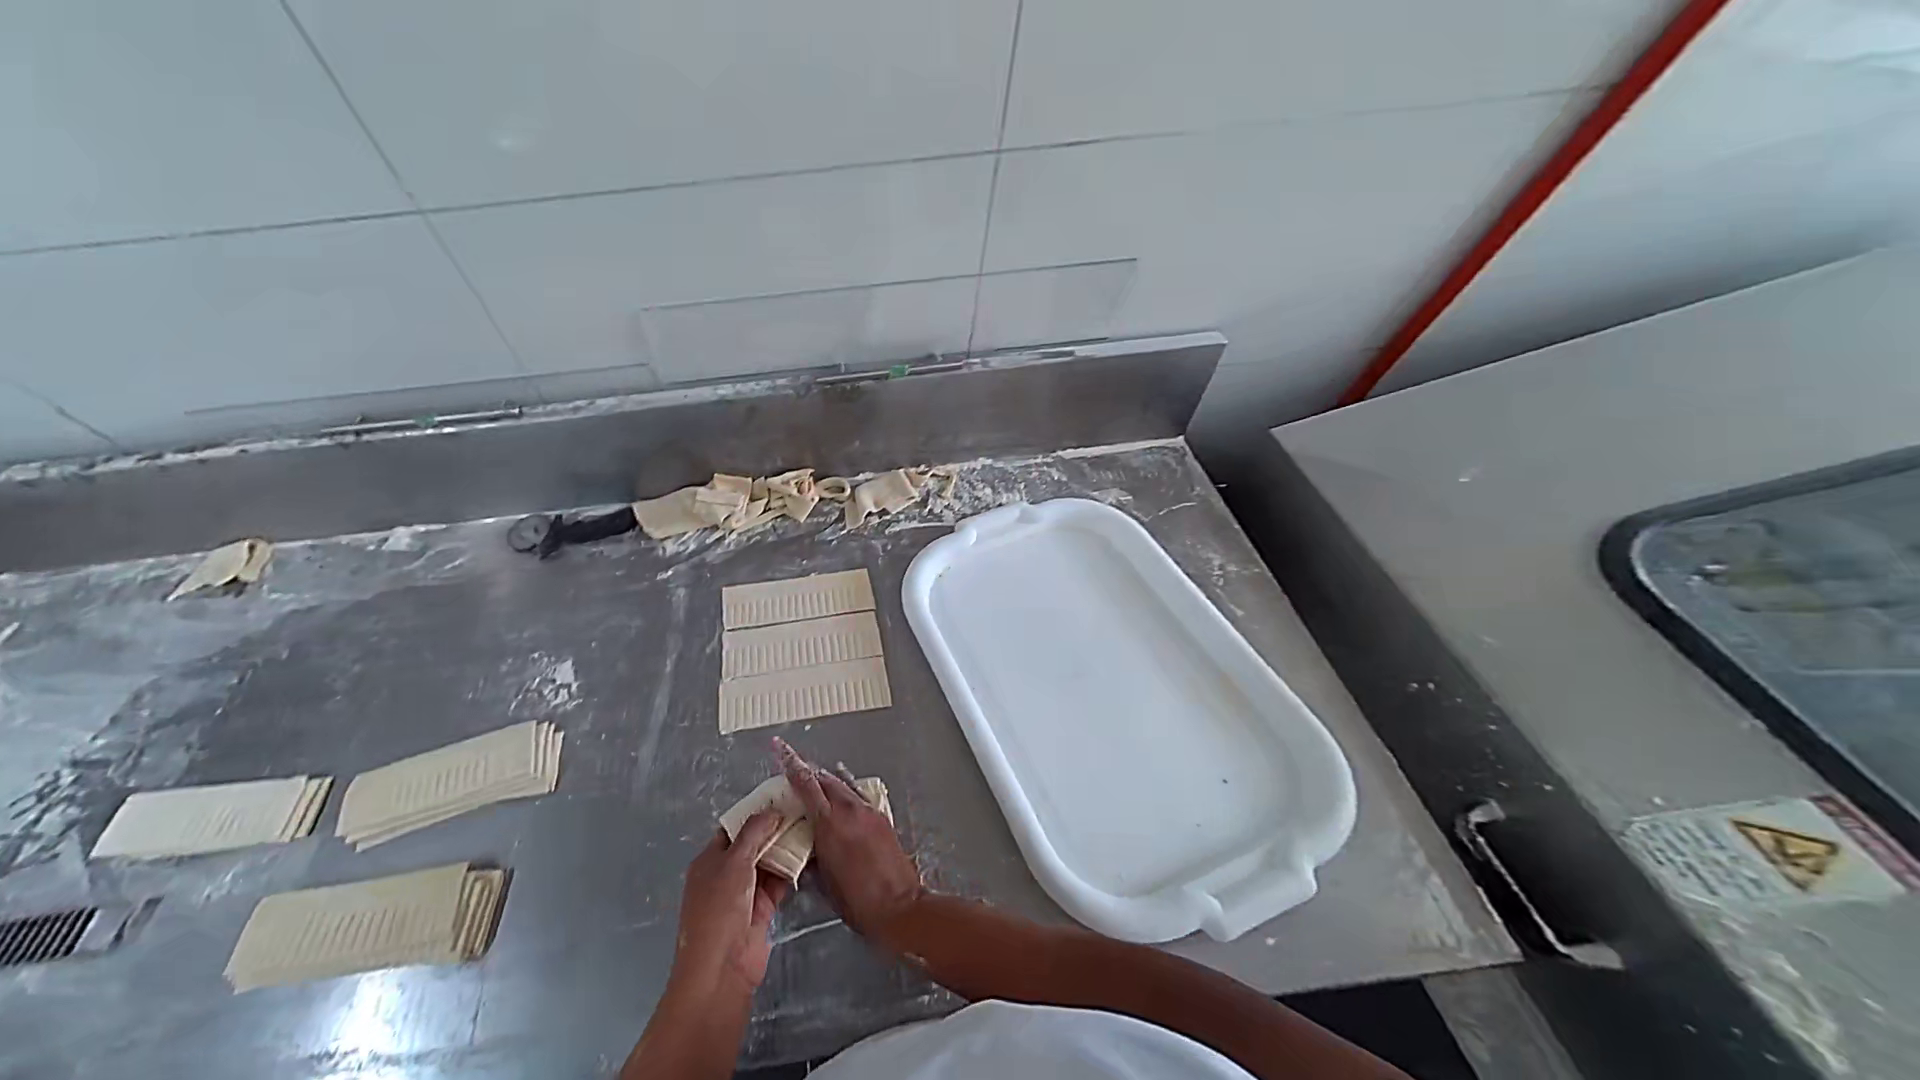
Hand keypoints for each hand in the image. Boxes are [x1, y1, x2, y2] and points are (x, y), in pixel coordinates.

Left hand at [671, 812, 791, 991]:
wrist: (721, 968)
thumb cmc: (720, 909)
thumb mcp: (734, 862)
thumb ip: (754, 833)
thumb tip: (772, 812)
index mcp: (709, 860)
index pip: (734, 829)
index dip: (756, 813)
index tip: (782, 798)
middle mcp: (725, 874)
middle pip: (753, 844)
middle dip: (776, 830)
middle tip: (803, 811)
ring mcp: (743, 893)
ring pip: (768, 863)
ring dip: (786, 849)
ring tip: (811, 828)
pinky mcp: (761, 910)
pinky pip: (778, 883)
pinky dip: (791, 871)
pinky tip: (809, 857)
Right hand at [775, 737, 922, 936]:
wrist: (900, 906)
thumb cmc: (858, 901)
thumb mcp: (824, 882)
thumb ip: (812, 856)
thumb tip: (806, 845)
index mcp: (830, 823)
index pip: (806, 784)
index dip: (790, 763)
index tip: (779, 748)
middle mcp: (850, 810)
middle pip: (824, 779)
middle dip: (807, 772)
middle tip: (792, 772)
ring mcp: (868, 811)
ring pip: (842, 785)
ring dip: (826, 782)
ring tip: (813, 785)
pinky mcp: (881, 818)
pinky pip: (857, 796)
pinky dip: (844, 793)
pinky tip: (841, 800)